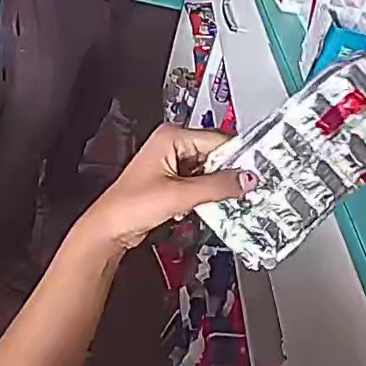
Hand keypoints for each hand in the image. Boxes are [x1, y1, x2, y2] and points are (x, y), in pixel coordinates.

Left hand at [71, 124, 255, 250]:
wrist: (108, 230)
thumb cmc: (129, 206)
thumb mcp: (180, 195)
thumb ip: (217, 186)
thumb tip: (247, 178)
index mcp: (172, 136)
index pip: (218, 140)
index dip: (238, 157)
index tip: (256, 172)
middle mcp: (172, 144)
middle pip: (216, 155)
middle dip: (228, 175)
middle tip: (246, 190)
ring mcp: (172, 162)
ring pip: (209, 171)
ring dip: (216, 188)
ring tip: (225, 201)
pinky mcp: (173, 180)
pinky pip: (200, 183)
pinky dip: (205, 195)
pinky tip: (202, 207)